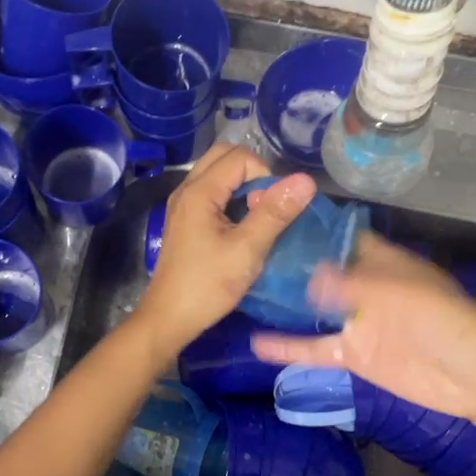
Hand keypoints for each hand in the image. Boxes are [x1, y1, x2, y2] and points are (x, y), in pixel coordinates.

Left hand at [131, 143, 315, 355]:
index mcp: (199, 192)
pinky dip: (229, 199)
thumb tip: (306, 180)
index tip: (270, 211)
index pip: (241, 157)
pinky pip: (210, 193)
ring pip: (217, 174)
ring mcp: (182, 205)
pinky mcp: (184, 221)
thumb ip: (275, 213)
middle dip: (253, 174)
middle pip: (225, 156)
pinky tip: (239, 229)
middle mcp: (186, 189)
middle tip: (264, 207)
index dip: (265, 177)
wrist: (169, 318)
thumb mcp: (247, 250)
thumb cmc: (208, 286)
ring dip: (241, 186)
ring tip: (254, 219)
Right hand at [251, 233, 475, 421]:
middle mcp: (367, 287)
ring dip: (284, 303)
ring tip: (244, 291)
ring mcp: (358, 322)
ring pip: (313, 309)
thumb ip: (351, 282)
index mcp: (384, 262)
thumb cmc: (444, 321)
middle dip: (290, 264)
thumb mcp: (399, 292)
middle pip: (322, 272)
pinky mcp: (353, 354)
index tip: (276, 220)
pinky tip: (256, 342)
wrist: (472, 376)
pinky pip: (316, 348)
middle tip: (246, 254)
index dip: (314, 229)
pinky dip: (288, 347)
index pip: (343, 239)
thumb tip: (305, 274)